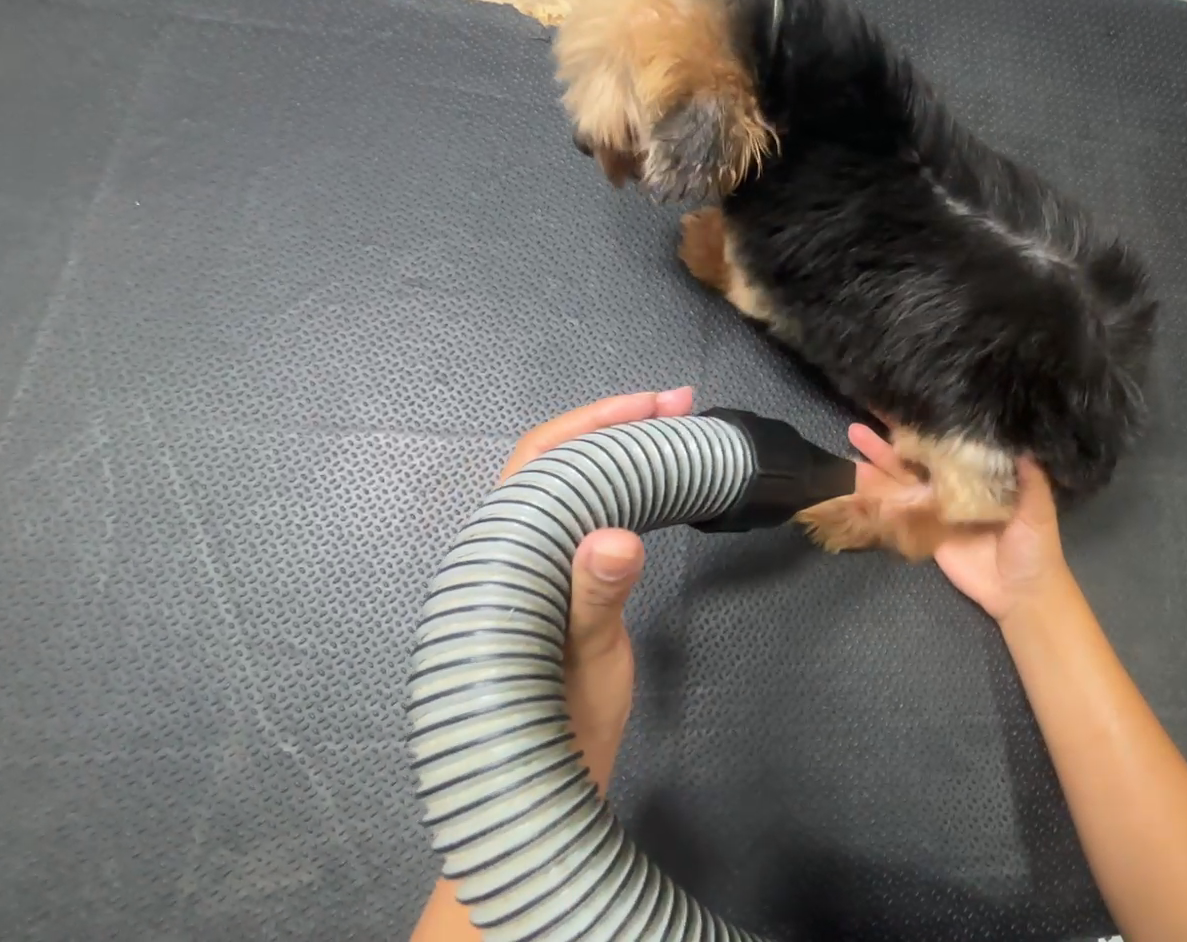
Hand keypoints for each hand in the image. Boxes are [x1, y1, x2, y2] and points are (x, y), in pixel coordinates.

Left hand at [497, 387, 694, 791]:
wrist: (549, 781)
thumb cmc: (564, 723)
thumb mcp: (587, 661)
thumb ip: (593, 599)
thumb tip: (614, 538)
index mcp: (506, 556)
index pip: (540, 460)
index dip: (597, 422)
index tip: (659, 405)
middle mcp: (509, 547)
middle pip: (553, 461)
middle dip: (615, 425)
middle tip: (679, 409)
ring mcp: (531, 563)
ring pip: (567, 483)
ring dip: (618, 451)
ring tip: (672, 433)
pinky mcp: (553, 580)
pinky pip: (581, 512)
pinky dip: (619, 484)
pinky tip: (648, 485)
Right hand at [847, 424, 1074, 622]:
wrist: (1020, 595)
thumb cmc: (1035, 548)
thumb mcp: (1039, 510)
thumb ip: (1031, 478)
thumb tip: (1024, 439)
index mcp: (982, 475)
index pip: (952, 442)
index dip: (932, 423)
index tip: (913, 399)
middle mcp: (955, 485)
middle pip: (919, 456)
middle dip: (896, 435)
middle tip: (869, 406)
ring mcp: (936, 507)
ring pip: (902, 478)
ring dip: (879, 458)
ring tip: (854, 434)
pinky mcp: (924, 531)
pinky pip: (898, 510)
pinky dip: (877, 494)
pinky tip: (856, 477)